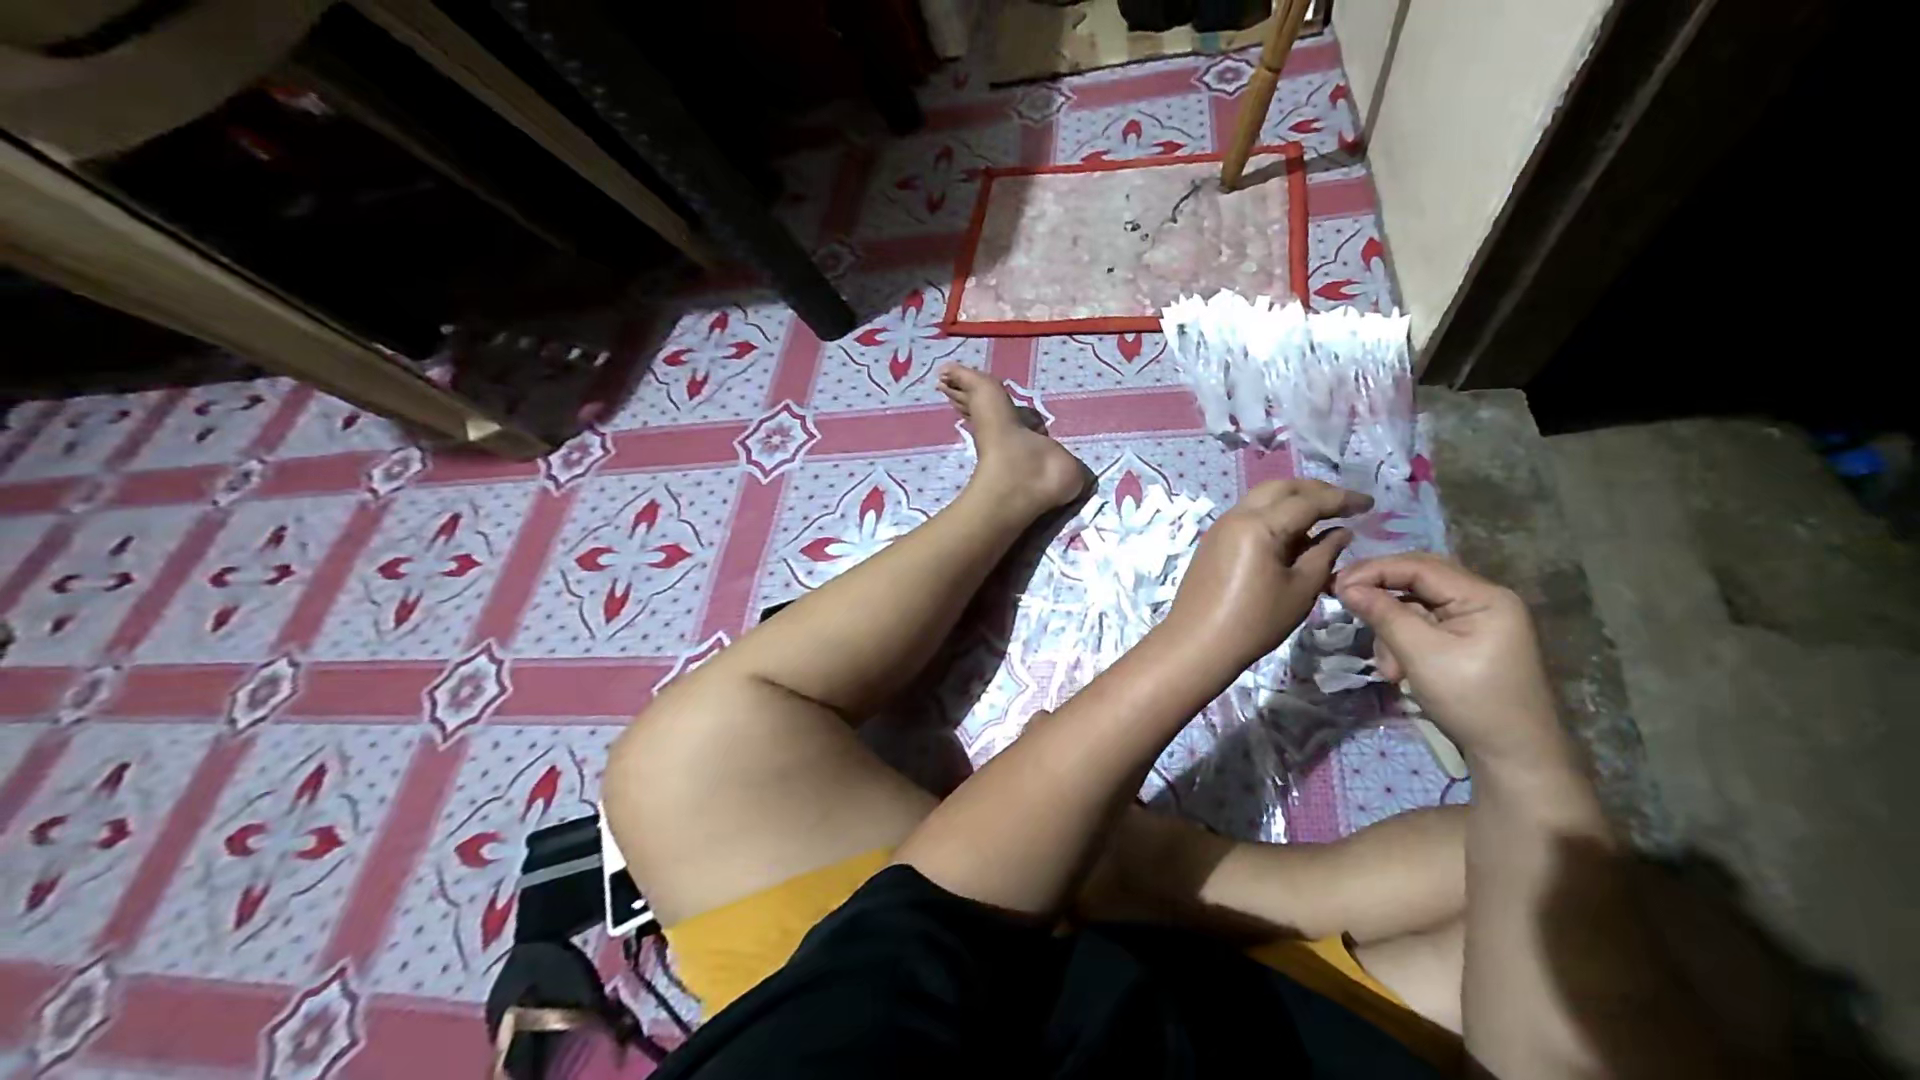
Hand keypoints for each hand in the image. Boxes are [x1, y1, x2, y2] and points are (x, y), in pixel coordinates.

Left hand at [1168, 479, 1370, 668]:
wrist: (1197, 642)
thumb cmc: (1254, 621)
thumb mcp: (1301, 590)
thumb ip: (1325, 554)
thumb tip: (1341, 532)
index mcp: (1258, 525)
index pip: (1308, 500)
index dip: (1342, 499)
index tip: (1370, 504)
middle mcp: (1236, 516)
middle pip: (1281, 488)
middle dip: (1315, 491)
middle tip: (1345, 504)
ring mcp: (1220, 527)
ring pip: (1262, 498)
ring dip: (1293, 501)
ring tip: (1322, 519)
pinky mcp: (1213, 541)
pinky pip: (1248, 515)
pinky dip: (1273, 515)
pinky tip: (1292, 536)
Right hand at [1334, 553, 1565, 769]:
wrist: (1514, 755)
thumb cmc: (1472, 700)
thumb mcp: (1421, 654)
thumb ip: (1384, 614)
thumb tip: (1346, 586)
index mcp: (1485, 597)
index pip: (1420, 566)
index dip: (1375, 570)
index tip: (1336, 585)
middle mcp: (1484, 600)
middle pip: (1418, 581)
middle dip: (1380, 596)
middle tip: (1344, 602)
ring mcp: (1476, 622)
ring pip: (1416, 606)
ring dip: (1391, 629)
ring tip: (1388, 667)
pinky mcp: (1466, 641)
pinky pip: (1424, 627)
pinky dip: (1403, 642)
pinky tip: (1398, 670)